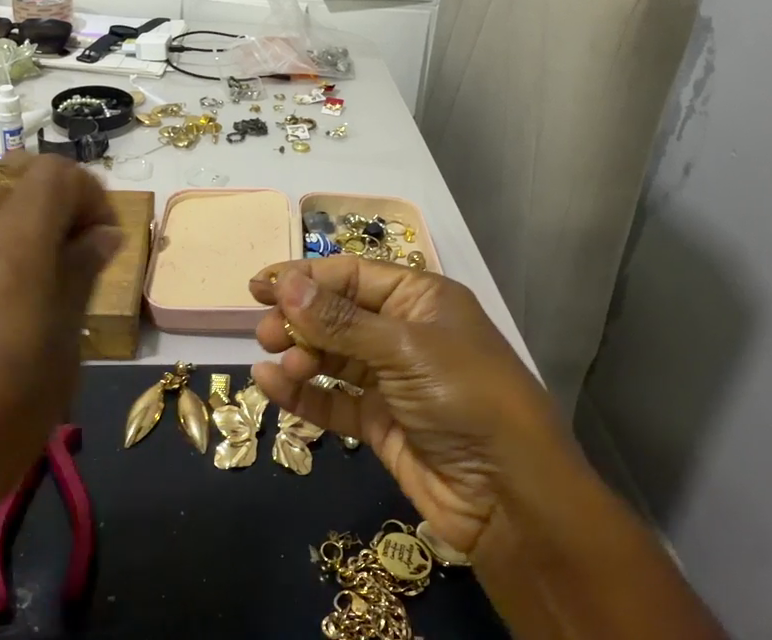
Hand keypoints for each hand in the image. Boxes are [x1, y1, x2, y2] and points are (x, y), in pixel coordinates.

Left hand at [0, 154, 120, 530]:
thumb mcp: (56, 363)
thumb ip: (77, 282)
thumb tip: (99, 237)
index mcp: (7, 252)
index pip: (55, 174)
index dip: (89, 194)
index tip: (100, 240)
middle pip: (9, 176)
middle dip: (47, 202)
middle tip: (63, 254)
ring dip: (2, 221)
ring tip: (11, 282)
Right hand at [250, 258, 566, 557]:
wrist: (511, 495)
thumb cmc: (466, 397)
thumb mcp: (405, 349)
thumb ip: (341, 321)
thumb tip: (285, 284)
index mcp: (422, 299)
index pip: (354, 276)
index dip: (306, 277)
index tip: (260, 285)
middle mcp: (406, 334)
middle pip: (339, 315)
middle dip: (301, 318)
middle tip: (266, 331)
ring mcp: (393, 381)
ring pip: (333, 358)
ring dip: (301, 355)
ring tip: (275, 360)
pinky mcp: (382, 424)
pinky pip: (335, 401)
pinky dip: (304, 394)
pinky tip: (274, 386)